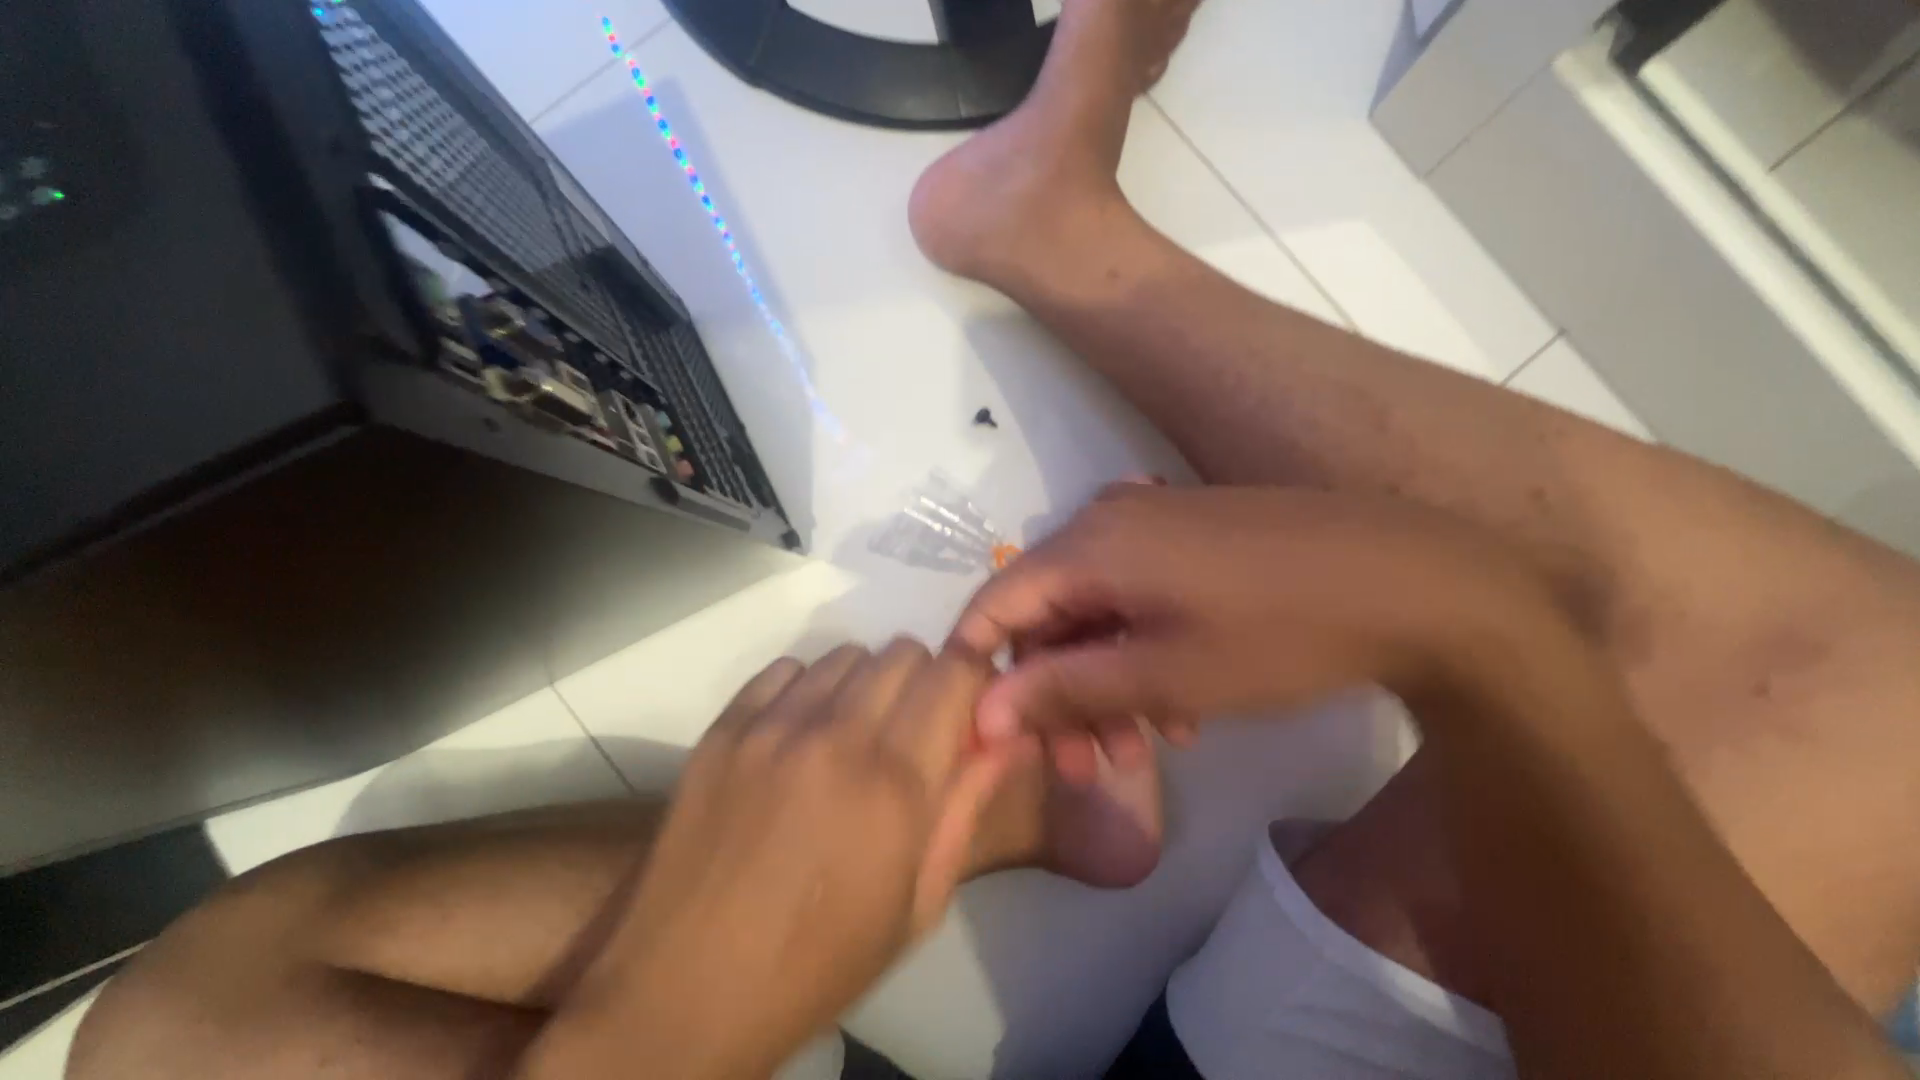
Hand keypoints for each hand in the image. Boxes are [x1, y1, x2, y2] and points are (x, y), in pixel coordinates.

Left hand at [527, 641, 1015, 1079]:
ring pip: (845, 654)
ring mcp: (772, 727)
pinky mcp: (723, 729)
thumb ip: (965, 808)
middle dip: (924, 681)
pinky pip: (784, 670)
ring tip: (852, 736)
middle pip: (903, 652)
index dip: (973, 681)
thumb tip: (1007, 738)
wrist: (687, 991)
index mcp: (896, 784)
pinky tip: (799, 737)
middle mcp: (837, 736)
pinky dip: (806, 689)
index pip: (956, 673)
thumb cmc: (820, 963)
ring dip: (865, 683)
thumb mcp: (918, 906)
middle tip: (911, 732)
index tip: (968, 712)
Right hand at [948, 485, 1555, 754]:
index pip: (993, 608)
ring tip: (1145, 748)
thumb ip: (1065, 691)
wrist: (1418, 581)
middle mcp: (1108, 521)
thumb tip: (984, 712)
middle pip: (1047, 614)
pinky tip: (1182, 707)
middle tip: (1088, 765)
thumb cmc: (1279, 634)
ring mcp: (1156, 521)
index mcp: (1088, 546)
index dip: (985, 677)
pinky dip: (1142, 652)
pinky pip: (1139, 595)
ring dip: (1104, 683)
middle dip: (1057, 694)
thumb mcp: (1165, 677)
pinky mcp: (1195, 535)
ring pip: (1096, 611)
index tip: (1003, 742)